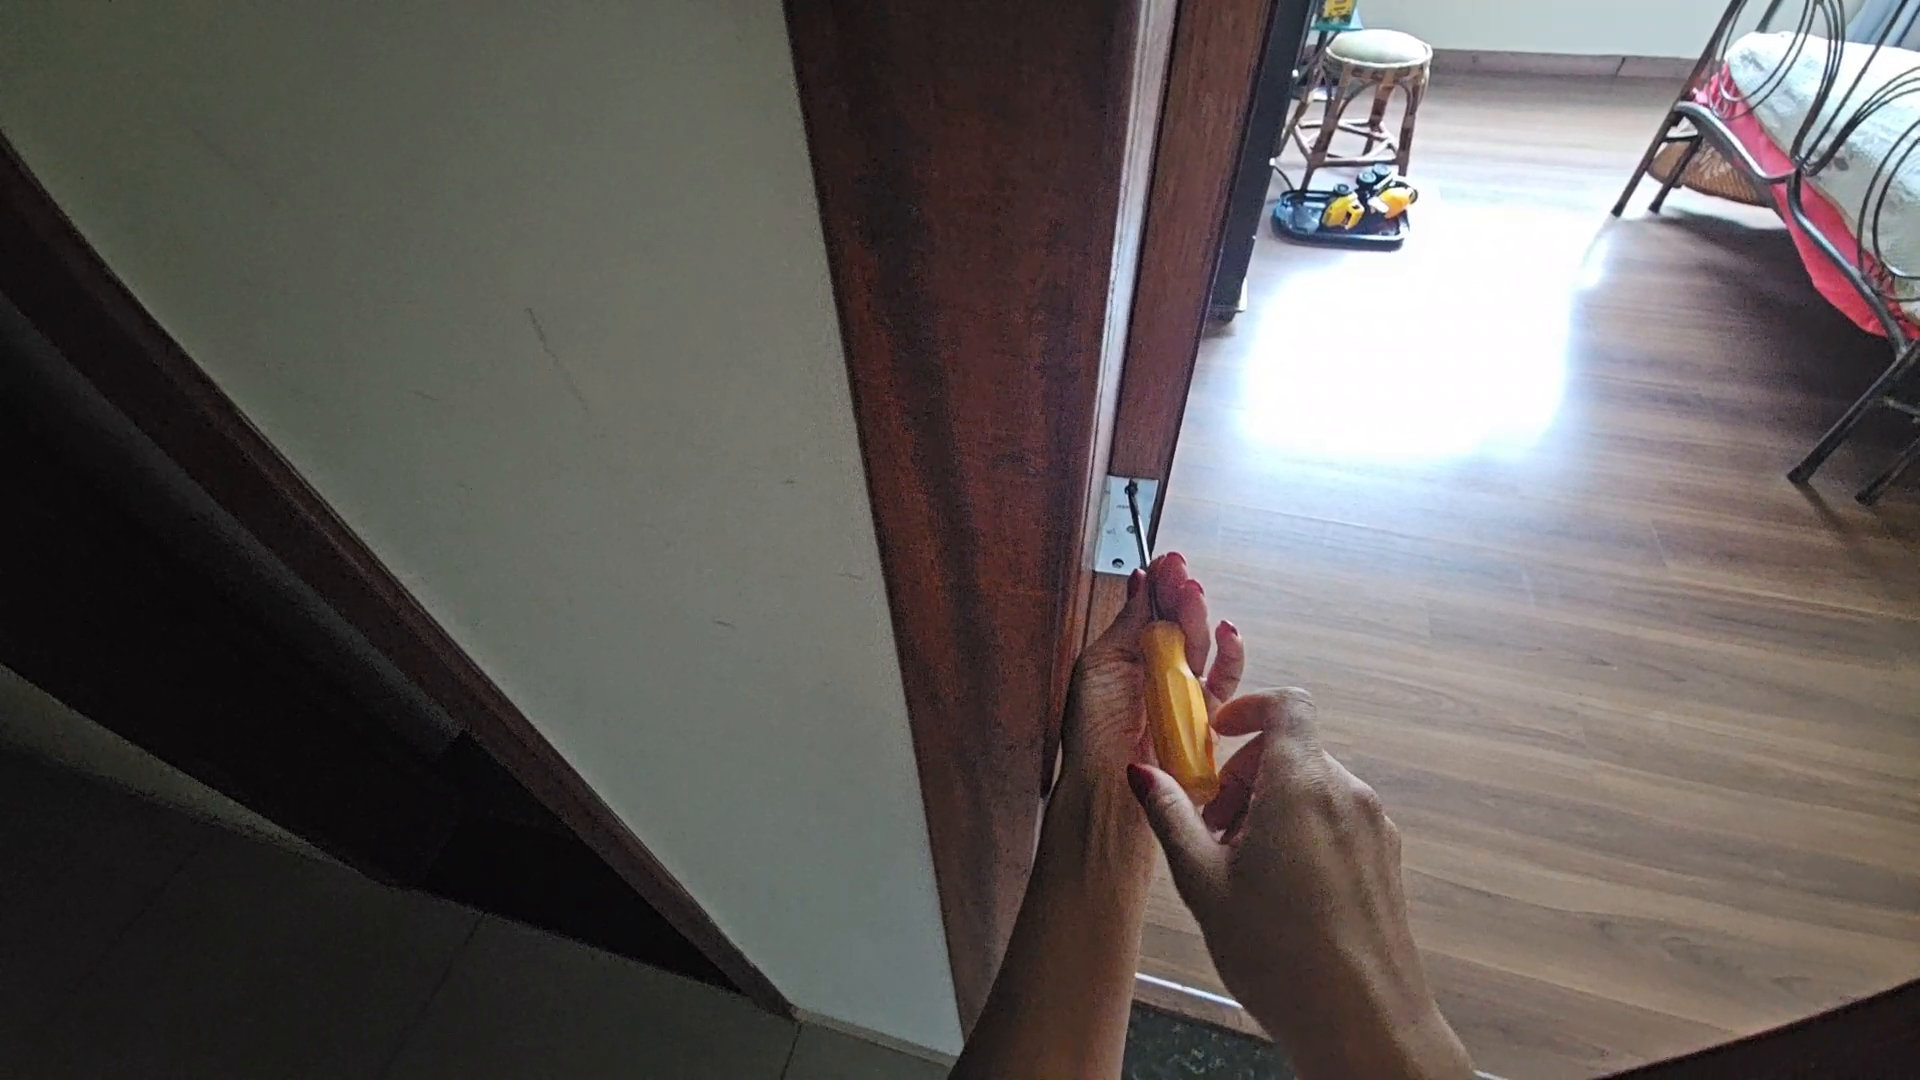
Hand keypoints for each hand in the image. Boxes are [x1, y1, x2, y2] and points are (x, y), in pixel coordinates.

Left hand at [1061, 553, 1243, 784]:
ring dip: (1198, 614)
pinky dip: (1231, 653)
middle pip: (1176, 622)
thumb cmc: (1094, 732)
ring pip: (1200, 644)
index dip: (1159, 585)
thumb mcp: (1100, 665)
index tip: (1165, 560)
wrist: (1108, 788)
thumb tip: (1141, 580)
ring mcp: (1183, 692)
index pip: (1148, 611)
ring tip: (1192, 593)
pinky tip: (1226, 630)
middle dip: (1178, 592)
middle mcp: (1156, 671)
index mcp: (1127, 657)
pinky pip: (1226, 680)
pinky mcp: (1207, 717)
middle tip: (1179, 568)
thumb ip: (1127, 624)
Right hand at [1129, 690, 1472, 1079]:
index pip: (1289, 704)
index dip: (1249, 707)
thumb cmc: (1281, 956)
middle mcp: (1346, 794)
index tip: (1217, 737)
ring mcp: (1372, 827)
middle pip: (1289, 748)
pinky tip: (1276, 881)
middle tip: (1213, 827)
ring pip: (1310, 782)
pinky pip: (1333, 813)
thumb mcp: (1204, 880)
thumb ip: (1170, 814)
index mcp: (1302, 786)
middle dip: (1243, 774)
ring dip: (1268, 802)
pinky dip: (1298, 824)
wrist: (1367, 1033)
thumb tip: (1141, 773)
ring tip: (1240, 862)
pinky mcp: (1384, 857)